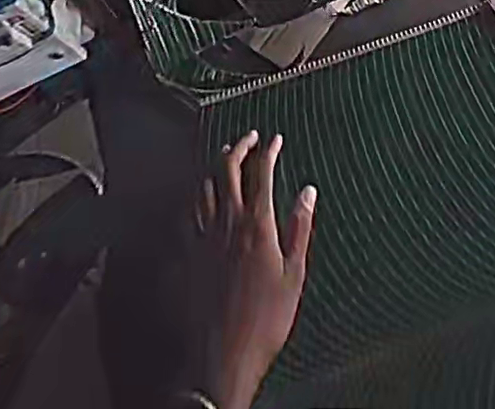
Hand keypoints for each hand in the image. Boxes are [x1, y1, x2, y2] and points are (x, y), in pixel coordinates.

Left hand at [187, 131, 317, 408]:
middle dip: (240, 146)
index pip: (261, 173)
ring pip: (204, 185)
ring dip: (215, 166)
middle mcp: (227, 222)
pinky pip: (187, 212)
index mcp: (257, 225)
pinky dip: (195, 195)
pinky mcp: (187, 252)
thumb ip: (300, 228)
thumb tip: (308, 193)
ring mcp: (203, 235)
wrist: (223, 356)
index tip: (274, 140)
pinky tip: (199, 194)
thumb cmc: (265, 320)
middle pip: (228, 169)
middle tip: (249, 138)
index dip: (268, 150)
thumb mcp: (294, 275)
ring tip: (225, 157)